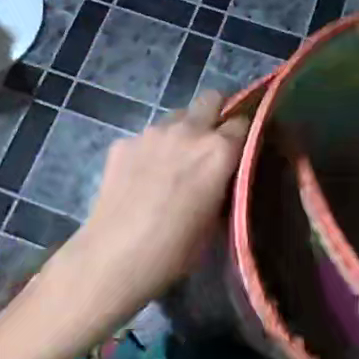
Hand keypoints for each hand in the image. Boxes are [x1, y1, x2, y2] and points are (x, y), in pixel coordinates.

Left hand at [34, 91, 248, 343]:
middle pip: (211, 99)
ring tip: (173, 165)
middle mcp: (188, 130)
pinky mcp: (123, 142)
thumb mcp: (216, 220)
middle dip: (216, 114)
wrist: (114, 259)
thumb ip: (225, 184)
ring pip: (177, 116)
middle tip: (212, 142)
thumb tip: (225, 174)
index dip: (244, 133)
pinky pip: (147, 137)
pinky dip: (152, 150)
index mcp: (218, 150)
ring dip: (182, 132)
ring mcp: (152, 132)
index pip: (243, 121)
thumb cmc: (175, 250)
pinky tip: (142, 179)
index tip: (242, 146)